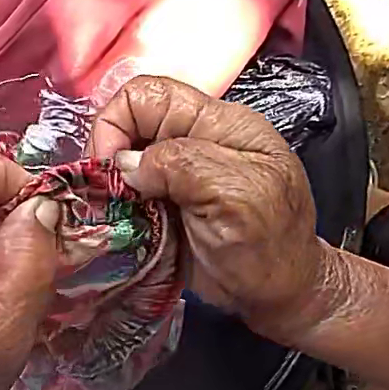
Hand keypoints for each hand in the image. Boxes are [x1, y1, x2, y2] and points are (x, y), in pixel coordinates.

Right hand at [89, 75, 334, 344]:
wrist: (279, 294)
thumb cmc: (269, 246)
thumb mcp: (237, 197)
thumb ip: (184, 166)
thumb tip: (126, 163)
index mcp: (217, 124)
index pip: (148, 95)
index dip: (117, 122)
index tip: (110, 169)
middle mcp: (192, 143)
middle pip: (129, 127)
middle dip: (109, 160)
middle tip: (110, 199)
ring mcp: (177, 176)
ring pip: (122, 164)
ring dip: (110, 189)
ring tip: (114, 217)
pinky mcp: (164, 207)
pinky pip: (126, 196)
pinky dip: (116, 210)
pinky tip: (120, 228)